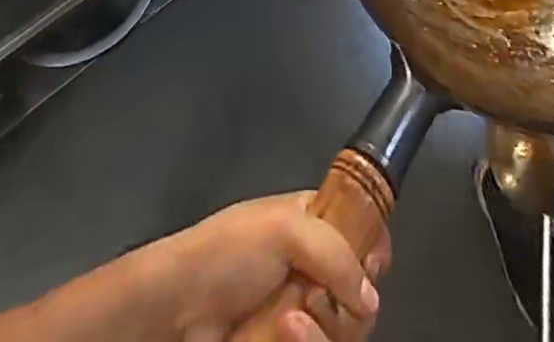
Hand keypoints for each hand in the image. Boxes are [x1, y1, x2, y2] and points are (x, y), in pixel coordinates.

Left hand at [130, 191, 390, 341]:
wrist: (180, 305)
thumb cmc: (227, 252)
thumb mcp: (284, 227)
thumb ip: (336, 252)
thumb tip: (370, 297)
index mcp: (313, 223)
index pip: (363, 231)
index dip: (373, 248)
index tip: (370, 263)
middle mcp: (315, 266)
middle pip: (363, 291)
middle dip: (349, 300)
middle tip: (319, 296)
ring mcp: (305, 310)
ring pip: (346, 329)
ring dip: (324, 329)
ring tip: (288, 322)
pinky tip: (283, 336)